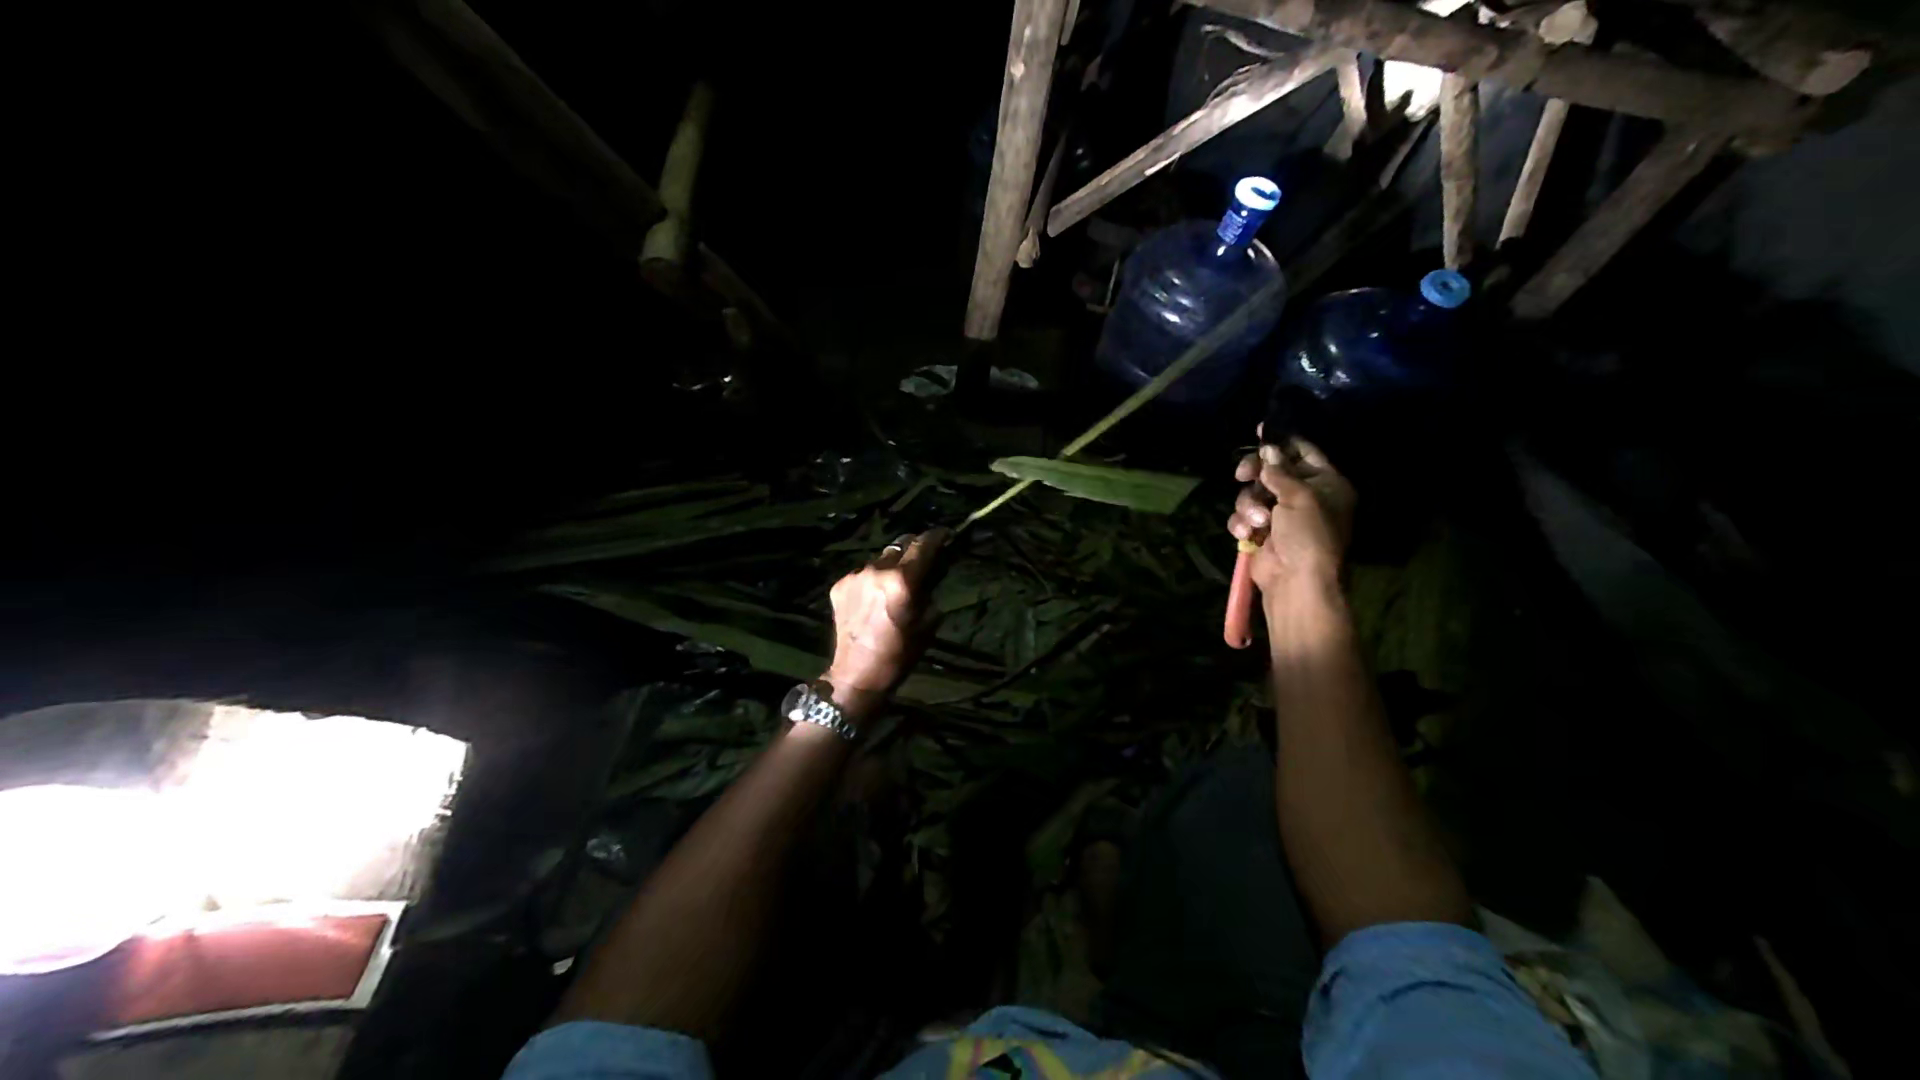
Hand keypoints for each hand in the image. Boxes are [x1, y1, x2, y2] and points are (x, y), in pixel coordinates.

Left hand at [823, 529, 948, 700]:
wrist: (857, 674)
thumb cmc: (900, 653)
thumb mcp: (928, 623)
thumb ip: (929, 592)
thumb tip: (930, 577)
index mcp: (902, 580)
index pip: (923, 545)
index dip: (938, 536)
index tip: (946, 534)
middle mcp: (877, 570)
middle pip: (900, 545)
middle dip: (914, 548)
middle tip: (922, 558)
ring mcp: (855, 576)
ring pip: (880, 559)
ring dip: (891, 565)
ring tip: (895, 582)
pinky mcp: (839, 585)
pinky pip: (863, 574)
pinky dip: (873, 579)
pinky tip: (875, 597)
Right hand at [1226, 434, 1354, 596]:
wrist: (1297, 581)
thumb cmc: (1308, 535)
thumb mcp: (1299, 496)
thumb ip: (1281, 471)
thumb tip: (1269, 450)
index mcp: (1325, 483)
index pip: (1303, 451)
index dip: (1282, 440)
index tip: (1260, 429)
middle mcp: (1304, 496)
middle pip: (1272, 470)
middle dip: (1255, 474)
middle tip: (1242, 475)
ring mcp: (1281, 516)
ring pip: (1253, 493)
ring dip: (1249, 506)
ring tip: (1256, 522)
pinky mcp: (1262, 533)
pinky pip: (1244, 516)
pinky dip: (1242, 524)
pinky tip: (1248, 535)